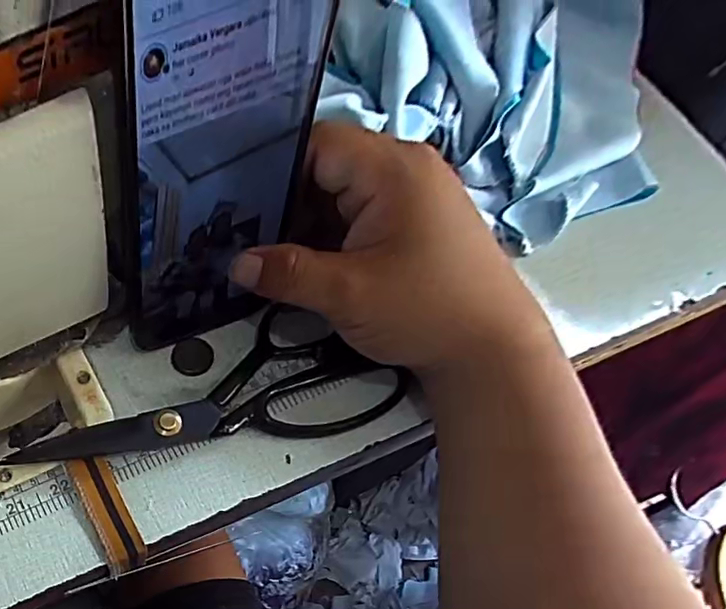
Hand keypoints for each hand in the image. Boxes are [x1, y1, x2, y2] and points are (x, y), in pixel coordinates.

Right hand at [229, 123, 560, 379]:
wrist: (489, 348)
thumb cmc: (424, 310)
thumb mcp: (347, 294)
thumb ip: (288, 274)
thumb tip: (236, 264)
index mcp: (391, 168)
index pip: (318, 144)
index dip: (274, 172)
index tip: (241, 211)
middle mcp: (403, 170)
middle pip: (326, 171)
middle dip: (286, 208)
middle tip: (247, 244)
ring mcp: (410, 198)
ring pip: (339, 200)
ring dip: (306, 232)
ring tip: (271, 263)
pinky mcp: (412, 226)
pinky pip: (358, 221)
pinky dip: (329, 243)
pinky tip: (307, 272)